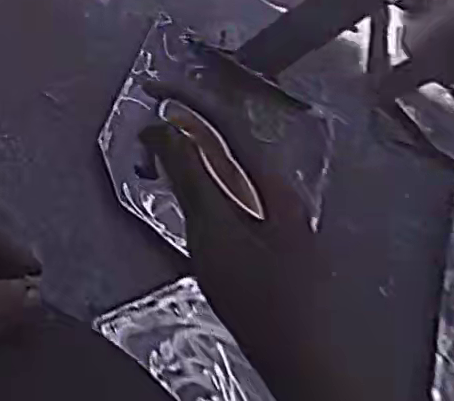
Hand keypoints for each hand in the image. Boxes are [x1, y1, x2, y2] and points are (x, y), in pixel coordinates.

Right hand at [141, 99, 353, 400]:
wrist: (308, 366)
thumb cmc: (259, 298)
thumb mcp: (214, 231)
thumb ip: (189, 174)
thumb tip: (164, 127)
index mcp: (271, 184)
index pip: (225, 122)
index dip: (185, 99)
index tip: (149, 88)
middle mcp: (278, 191)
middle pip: (226, 141)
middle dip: (183, 126)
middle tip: (144, 128)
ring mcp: (277, 213)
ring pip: (227, 165)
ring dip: (189, 152)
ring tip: (155, 155)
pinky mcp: (270, 234)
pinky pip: (229, 187)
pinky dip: (199, 176)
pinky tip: (183, 189)